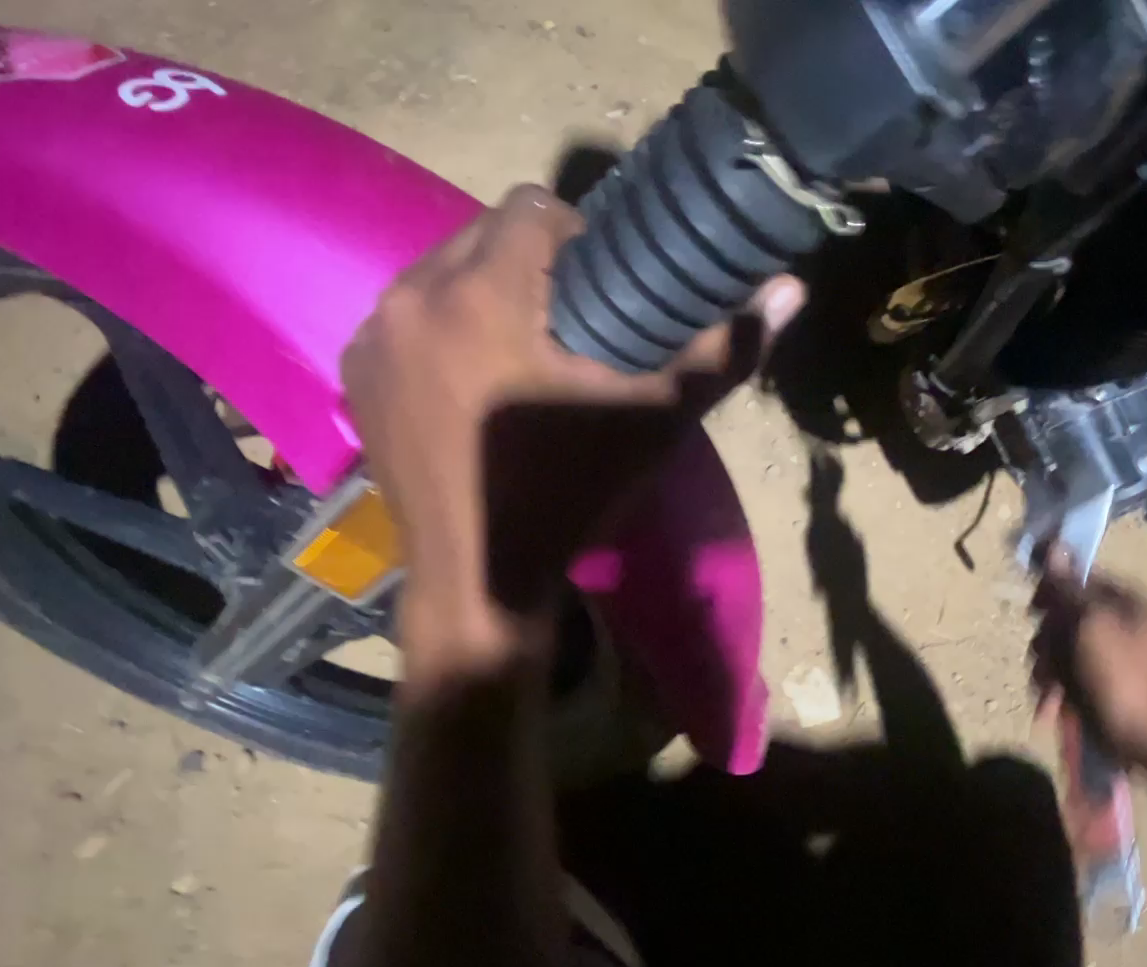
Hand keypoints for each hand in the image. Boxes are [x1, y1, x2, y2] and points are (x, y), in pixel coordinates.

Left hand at [341, 184, 805, 671]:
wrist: (483, 579)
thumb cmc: (574, 491)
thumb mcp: (658, 420)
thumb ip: (723, 350)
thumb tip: (791, 288)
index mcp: (481, 295)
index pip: (533, 207)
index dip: (581, 241)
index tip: (605, 294)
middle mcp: (411, 298)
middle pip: (484, 237)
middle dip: (533, 268)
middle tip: (572, 330)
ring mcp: (373, 338)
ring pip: (443, 275)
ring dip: (487, 296)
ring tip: (524, 357)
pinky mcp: (355, 375)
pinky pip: (410, 319)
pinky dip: (445, 332)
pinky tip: (474, 384)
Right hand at [1032, 554, 1146, 774]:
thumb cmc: (1127, 682)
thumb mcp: (1093, 628)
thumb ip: (1070, 589)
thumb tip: (1055, 544)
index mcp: (1124, 602)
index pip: (1077, 578)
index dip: (1051, 591)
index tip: (1036, 610)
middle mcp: (1120, 625)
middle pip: (1064, 619)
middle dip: (1047, 643)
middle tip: (1045, 662)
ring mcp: (1113, 659)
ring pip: (1062, 653)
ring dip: (1048, 673)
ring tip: (1049, 696)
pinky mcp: (1106, 689)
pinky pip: (1071, 681)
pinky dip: (1058, 694)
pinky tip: (1052, 711)